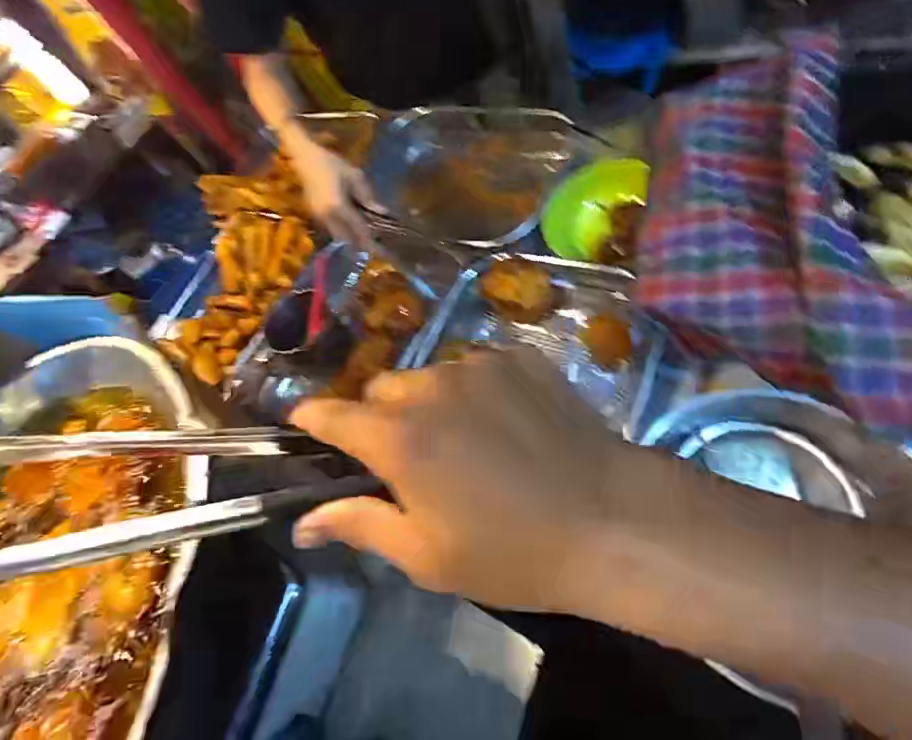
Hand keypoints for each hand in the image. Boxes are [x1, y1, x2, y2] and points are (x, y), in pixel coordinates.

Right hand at [282, 128, 375, 248]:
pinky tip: (352, 226)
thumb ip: (367, 196)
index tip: (383, 251)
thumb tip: (381, 212)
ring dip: (351, 239)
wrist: (304, 158)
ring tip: (366, 237)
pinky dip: (343, 232)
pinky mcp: (314, 214)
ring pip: (337, 236)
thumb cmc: (331, 164)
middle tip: (376, 246)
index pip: (358, 230)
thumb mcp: (354, 176)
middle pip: (346, 239)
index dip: (371, 241)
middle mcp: (327, 216)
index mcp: (338, 207)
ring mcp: (318, 216)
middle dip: (361, 245)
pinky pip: (331, 229)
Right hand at [289, 347, 636, 611]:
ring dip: (432, 400)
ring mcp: (482, 363)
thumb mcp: (427, 556)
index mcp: (400, 436)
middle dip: (381, 417)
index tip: (304, 425)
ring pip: (432, 374)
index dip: (313, 418)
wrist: (607, 515)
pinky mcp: (522, 356)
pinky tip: (506, 419)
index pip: (332, 413)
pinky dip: (477, 386)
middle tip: (409, 458)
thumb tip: (306, 520)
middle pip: (383, 389)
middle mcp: (433, 386)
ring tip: (466, 439)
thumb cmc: (511, 550)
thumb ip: (361, 525)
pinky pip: (479, 364)